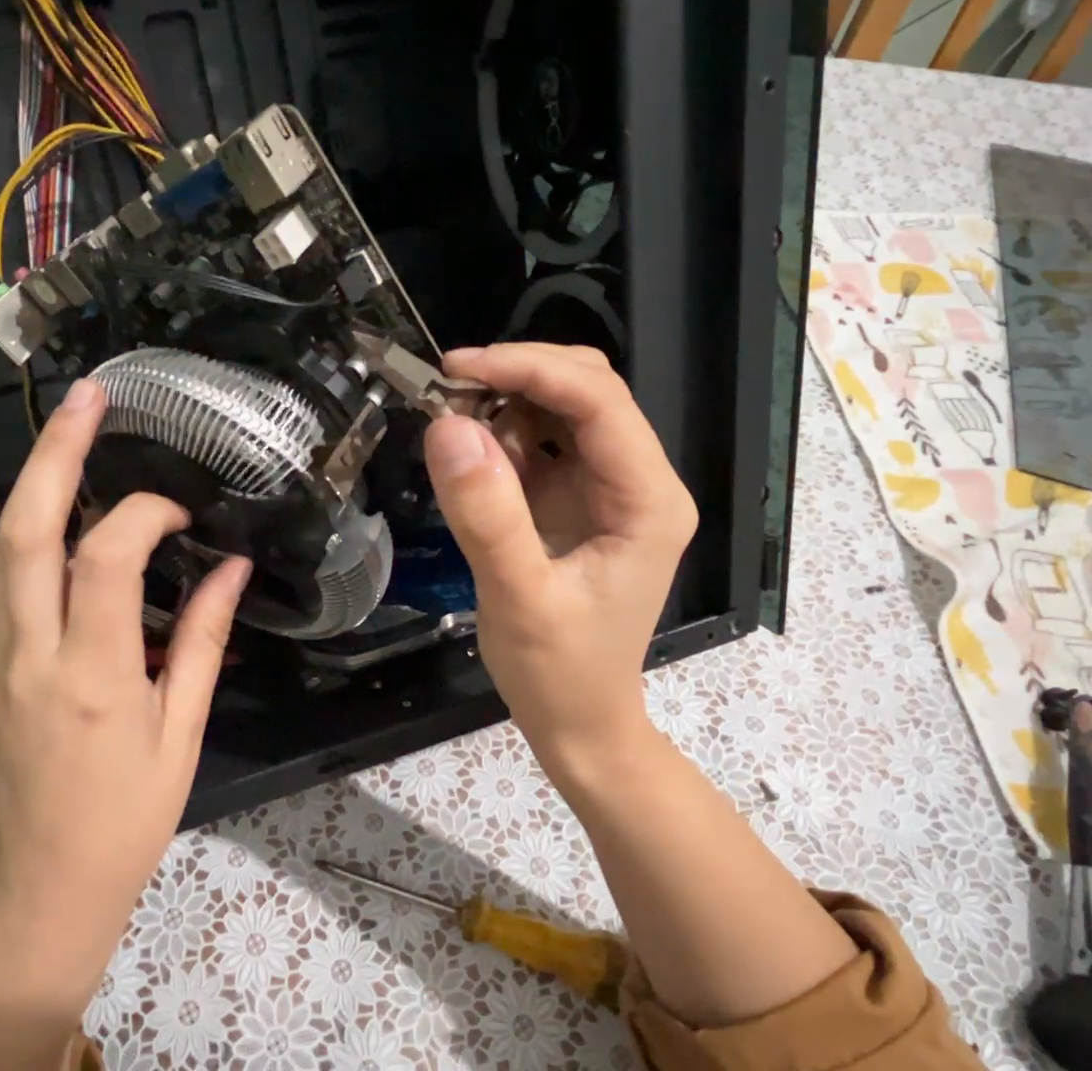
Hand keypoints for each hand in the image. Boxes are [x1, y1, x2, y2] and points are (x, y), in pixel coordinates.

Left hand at [0, 376, 250, 999]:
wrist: (48, 884)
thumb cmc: (130, 818)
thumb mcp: (182, 733)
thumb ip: (204, 641)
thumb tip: (229, 566)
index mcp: (93, 677)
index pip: (105, 559)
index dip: (144, 513)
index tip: (185, 511)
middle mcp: (32, 656)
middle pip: (24, 532)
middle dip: (54, 454)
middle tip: (87, 396)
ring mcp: (1, 660)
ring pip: (3, 550)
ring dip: (35, 482)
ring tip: (73, 431)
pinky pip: (7, 582)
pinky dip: (33, 531)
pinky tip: (64, 508)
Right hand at [423, 343, 695, 776]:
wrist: (579, 722)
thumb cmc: (560, 673)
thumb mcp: (519, 599)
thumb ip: (487, 515)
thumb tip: (447, 426)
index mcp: (648, 500)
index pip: (599, 401)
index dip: (529, 369)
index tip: (456, 368)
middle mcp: (638, 482)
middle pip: (587, 391)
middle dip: (516, 377)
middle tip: (443, 391)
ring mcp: (607, 490)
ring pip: (562, 409)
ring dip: (504, 401)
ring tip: (446, 417)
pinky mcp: (576, 502)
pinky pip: (541, 444)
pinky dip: (500, 434)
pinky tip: (468, 450)